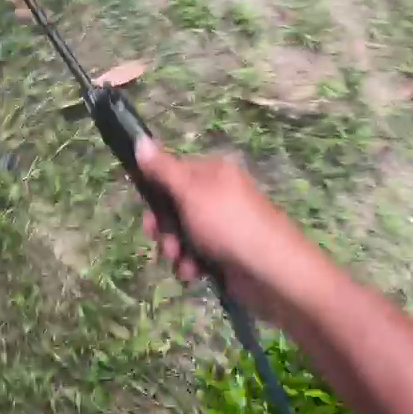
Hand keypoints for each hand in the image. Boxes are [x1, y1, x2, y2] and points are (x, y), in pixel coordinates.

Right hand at [134, 138, 322, 315]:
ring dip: (175, 249)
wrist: (273, 272)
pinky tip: (194, 273)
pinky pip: (196, 254)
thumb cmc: (228, 224)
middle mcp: (217, 195)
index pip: (171, 174)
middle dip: (164, 228)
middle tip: (163, 242)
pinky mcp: (226, 252)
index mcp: (212, 173)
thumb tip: (139, 139)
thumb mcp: (190, 192)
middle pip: (173, 206)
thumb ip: (162, 169)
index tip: (148, 214)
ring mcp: (222, 225)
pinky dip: (190, 264)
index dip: (155, 195)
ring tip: (182, 262)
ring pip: (181, 233)